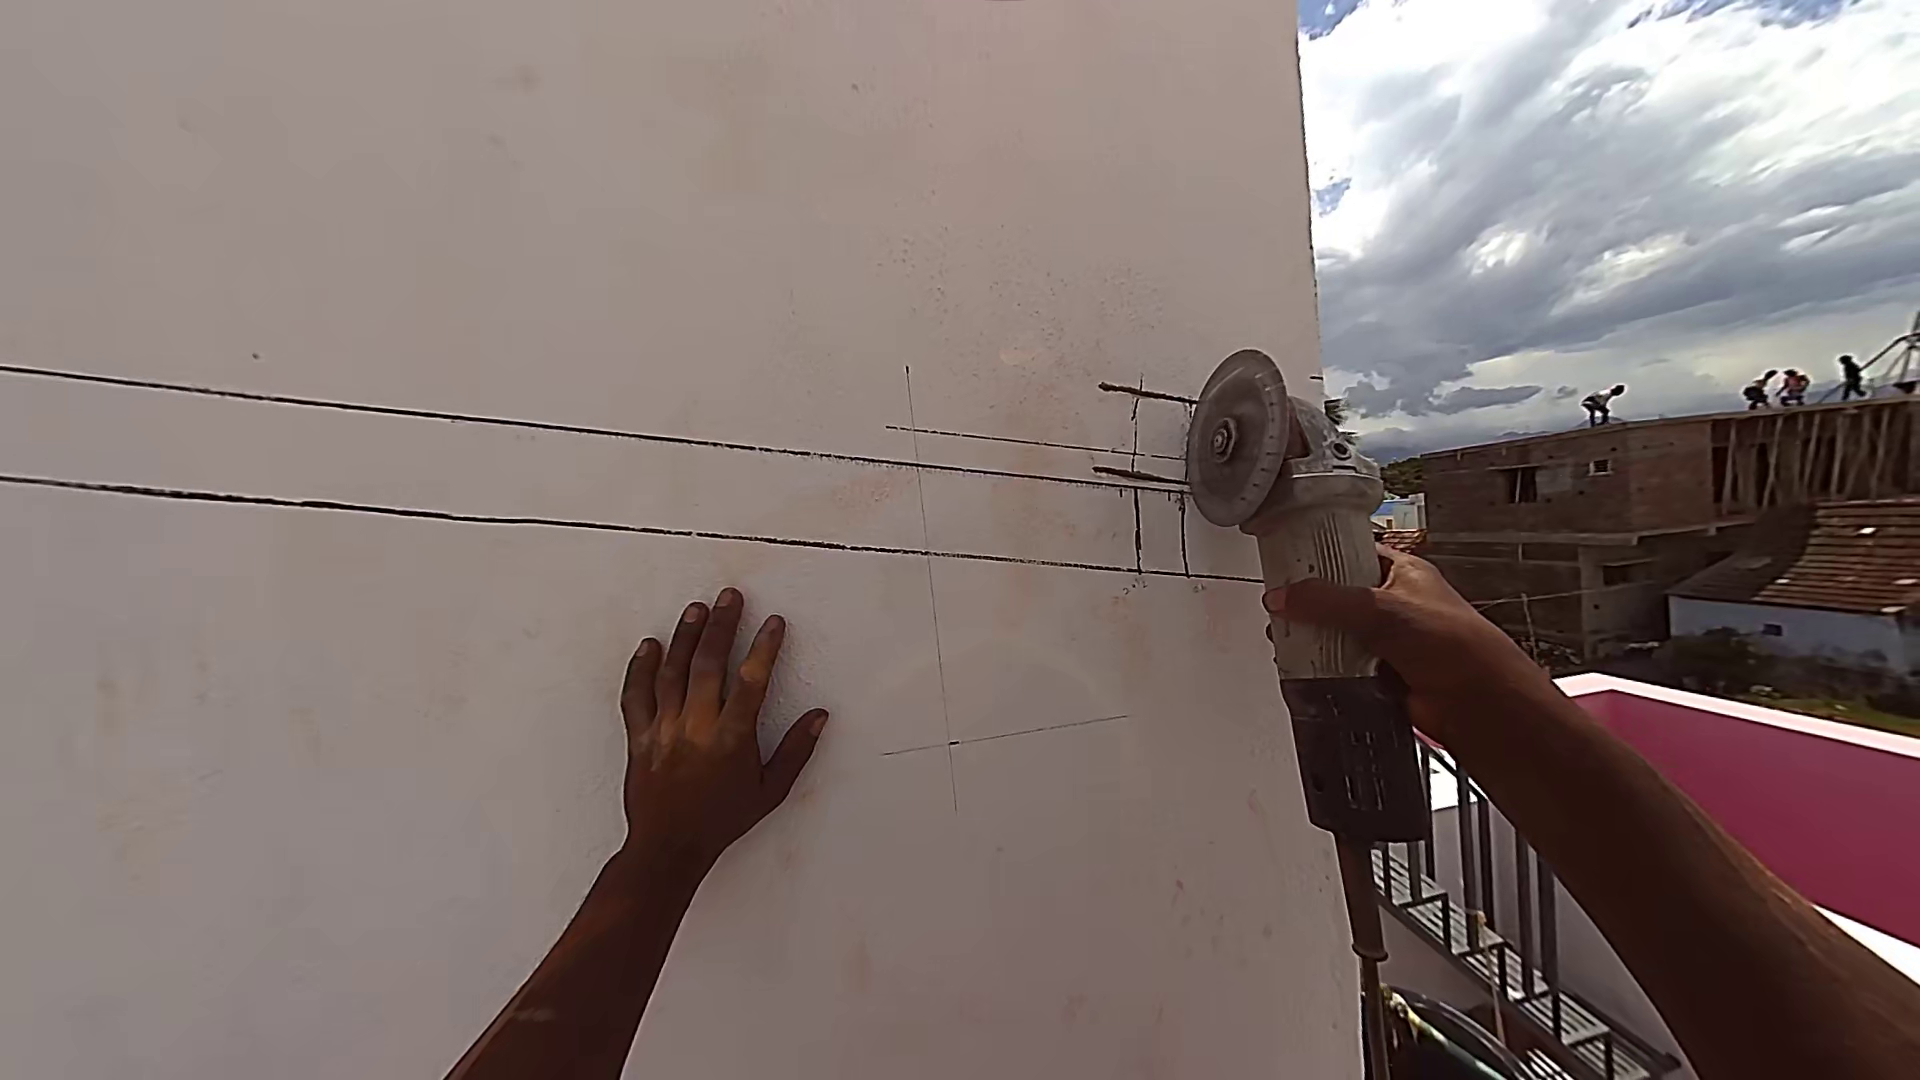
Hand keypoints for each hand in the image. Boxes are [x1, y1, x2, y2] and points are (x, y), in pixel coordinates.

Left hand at [618, 587, 827, 871]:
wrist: (667, 849)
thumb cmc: (723, 819)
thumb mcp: (771, 791)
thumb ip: (796, 750)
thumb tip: (820, 715)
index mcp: (731, 739)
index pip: (752, 682)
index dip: (765, 648)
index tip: (774, 621)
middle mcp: (696, 727)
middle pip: (709, 666)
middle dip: (723, 626)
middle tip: (731, 596)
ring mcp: (664, 730)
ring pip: (673, 673)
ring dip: (686, 637)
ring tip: (698, 608)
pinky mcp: (639, 737)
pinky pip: (635, 697)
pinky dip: (640, 668)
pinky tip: (650, 644)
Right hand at [1262, 547, 1551, 744]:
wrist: (1486, 712)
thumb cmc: (1461, 651)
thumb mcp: (1384, 610)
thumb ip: (1327, 601)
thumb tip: (1282, 597)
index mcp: (1402, 574)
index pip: (1350, 551)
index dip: (1318, 554)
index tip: (1285, 560)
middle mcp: (1391, 603)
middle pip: (1333, 594)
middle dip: (1305, 601)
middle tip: (1278, 603)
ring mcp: (1383, 638)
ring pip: (1332, 630)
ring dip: (1309, 635)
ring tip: (1283, 635)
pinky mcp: (1375, 671)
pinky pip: (1334, 662)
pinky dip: (1317, 664)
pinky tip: (1300, 663)